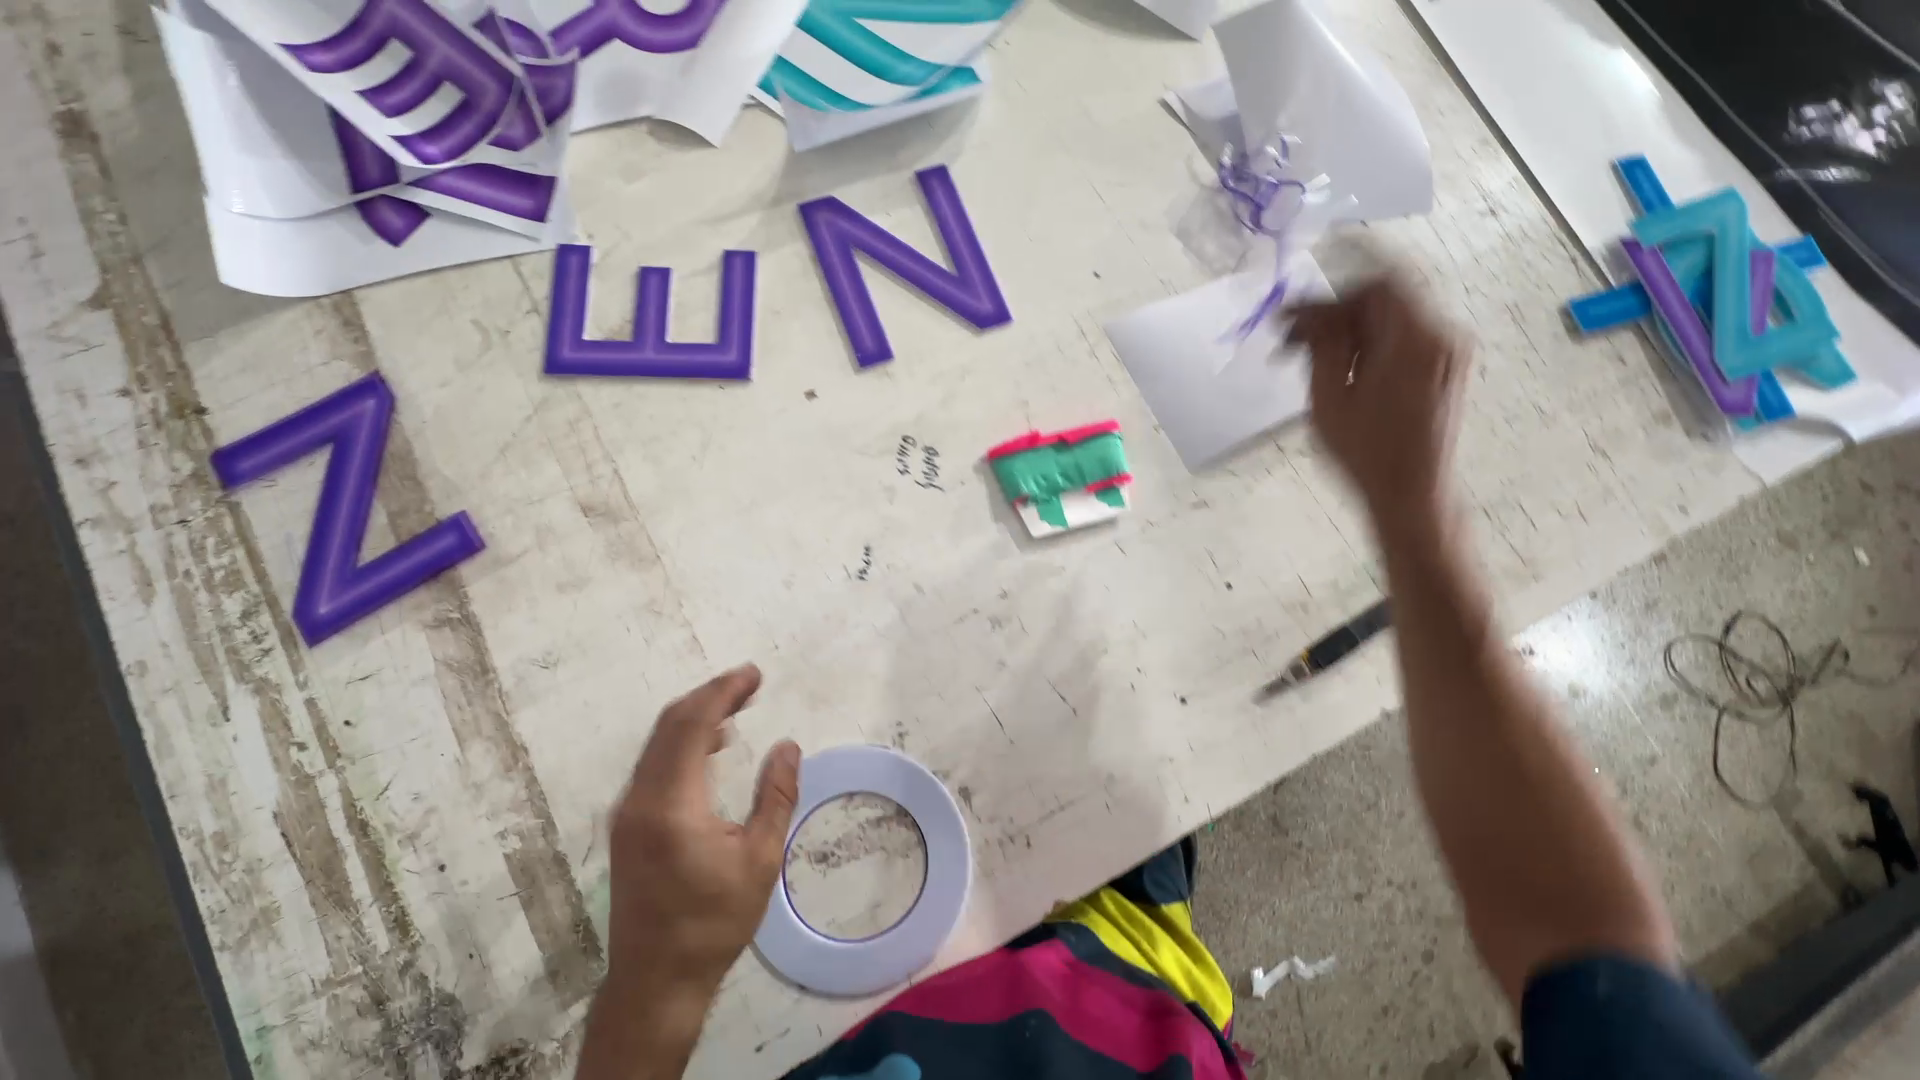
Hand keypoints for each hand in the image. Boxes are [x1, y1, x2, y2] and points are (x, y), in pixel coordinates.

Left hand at [605, 664, 800, 1001]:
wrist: (656, 980)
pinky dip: (682, 744)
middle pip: (669, 725)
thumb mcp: (760, 860)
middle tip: (751, 683)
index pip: (692, 725)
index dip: (723, 691)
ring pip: (658, 743)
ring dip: (696, 718)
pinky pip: (653, 765)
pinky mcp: (626, 826)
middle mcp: (639, 798)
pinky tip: (712, 750)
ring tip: (738, 709)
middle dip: (711, 696)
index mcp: (671, 804)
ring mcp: (626, 812)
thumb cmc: (714, 922)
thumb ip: (776, 797)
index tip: (754, 674)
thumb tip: (788, 745)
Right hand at [1291, 273, 1471, 532]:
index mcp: (1416, 340)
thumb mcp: (1329, 398)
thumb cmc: (1366, 453)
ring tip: (1309, 357)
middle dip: (1334, 312)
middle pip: (1385, 299)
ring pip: (1392, 319)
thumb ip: (1322, 344)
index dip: (1335, 286)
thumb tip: (1306, 310)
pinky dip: (1369, 344)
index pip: (1379, 283)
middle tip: (1292, 337)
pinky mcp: (1445, 369)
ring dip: (1349, 330)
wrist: (1412, 494)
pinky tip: (1340, 369)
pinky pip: (1404, 338)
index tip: (1299, 305)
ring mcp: (1448, 353)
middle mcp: (1442, 337)